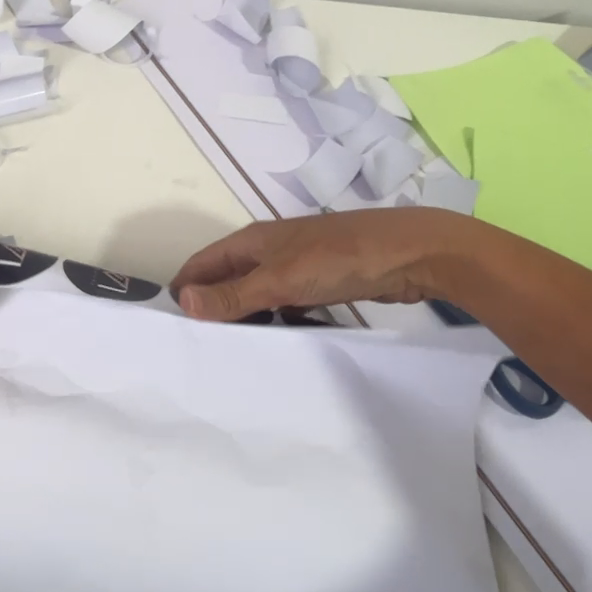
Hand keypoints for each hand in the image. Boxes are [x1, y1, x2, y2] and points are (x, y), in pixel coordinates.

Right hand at [169, 208, 474, 320]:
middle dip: (214, 307)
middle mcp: (269, 249)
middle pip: (227, 279)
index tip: (175, 327)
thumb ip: (234, 294)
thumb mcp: (281, 280)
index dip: (185, 288)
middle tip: (205, 347)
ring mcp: (297, 264)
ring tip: (238, 351)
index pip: (203, 263)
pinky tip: (281, 340)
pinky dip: (278, 319)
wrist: (416, 252)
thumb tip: (182, 301)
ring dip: (247, 316)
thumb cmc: (340, 260)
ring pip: (257, 293)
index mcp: (253, 240)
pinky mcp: (321, 280)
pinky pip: (285, 303)